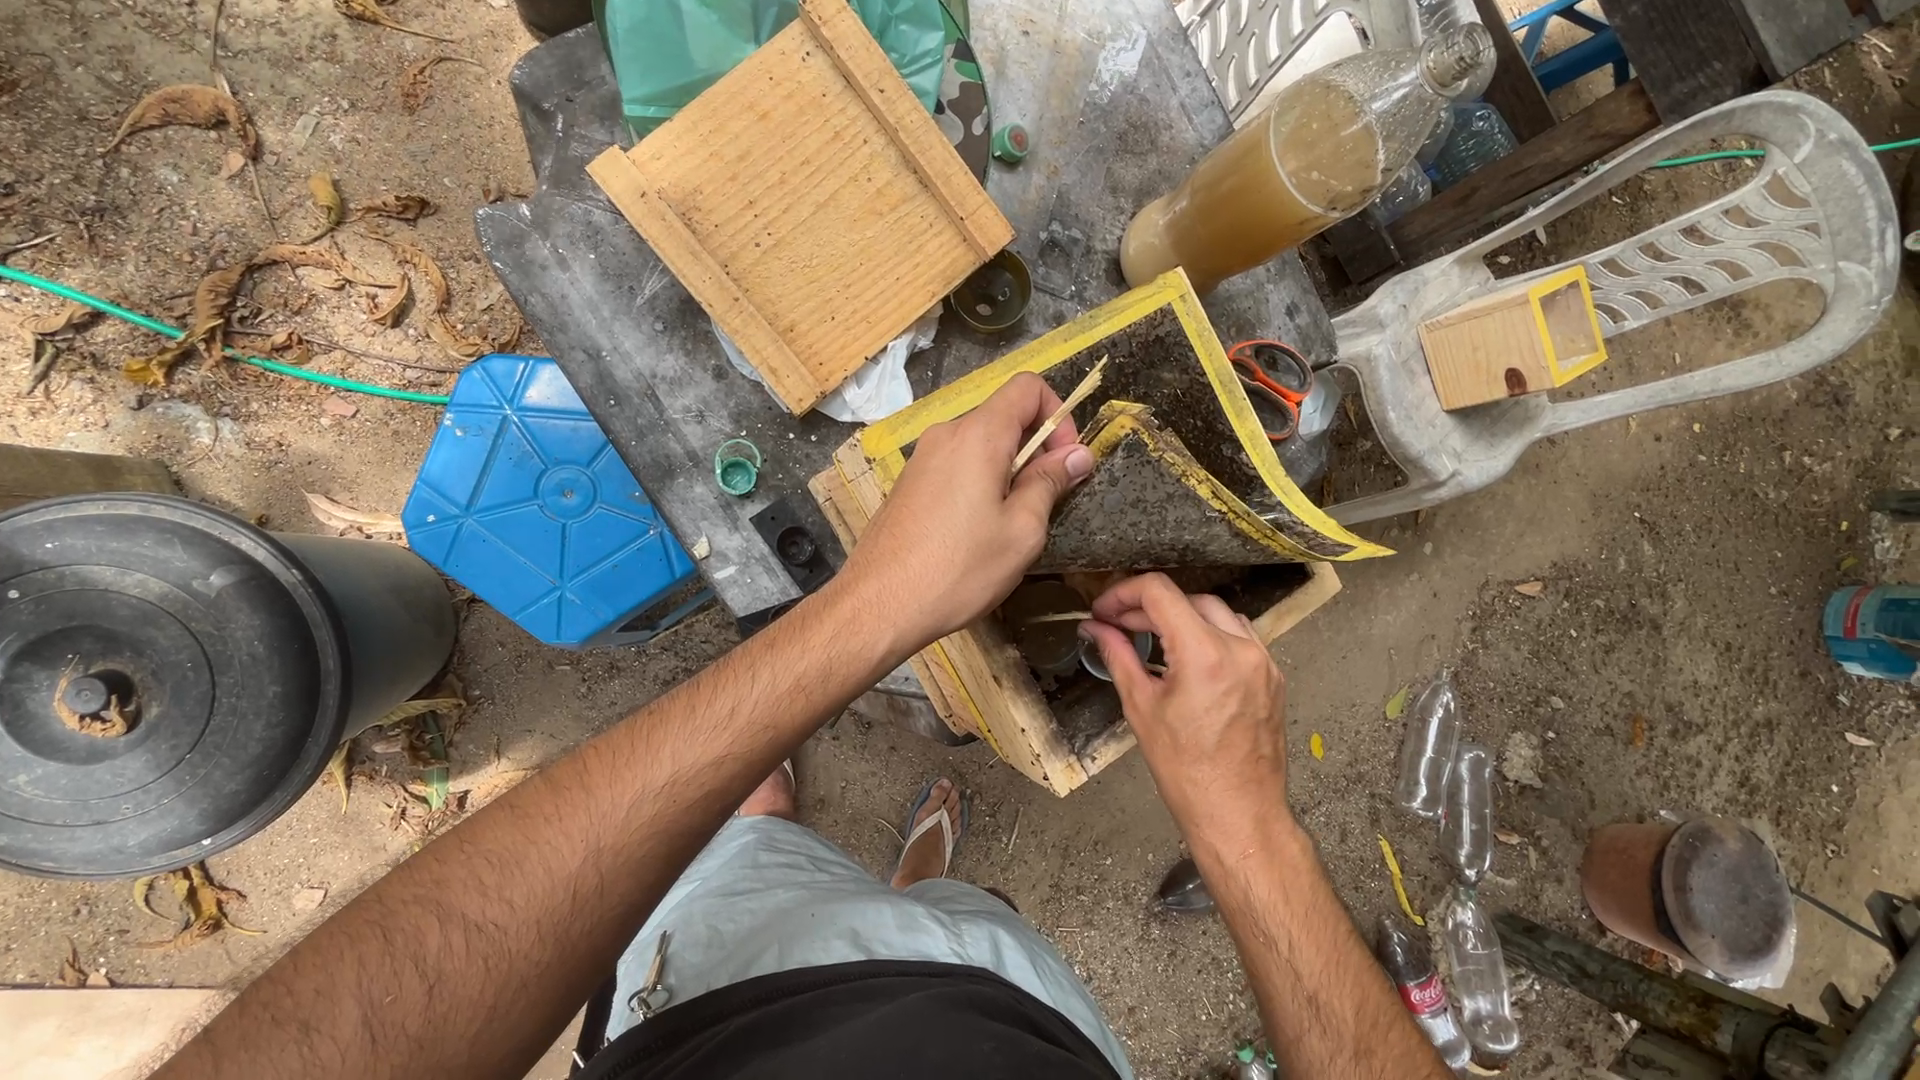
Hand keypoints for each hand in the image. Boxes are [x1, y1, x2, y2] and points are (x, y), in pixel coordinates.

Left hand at [842, 373, 1093, 651]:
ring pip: (980, 444)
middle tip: (1046, 499)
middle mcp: (946, 434)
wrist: (879, 605)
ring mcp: (921, 458)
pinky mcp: (909, 483)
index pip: (1027, 387)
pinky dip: (979, 482)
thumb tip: (1077, 454)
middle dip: (1035, 448)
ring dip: (1008, 469)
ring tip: (1013, 522)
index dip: (1057, 415)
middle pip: (1003, 416)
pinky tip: (978, 531)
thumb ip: (1050, 483)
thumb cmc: (959, 569)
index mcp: (978, 435)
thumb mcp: (1021, 531)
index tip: (1065, 460)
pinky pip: (956, 466)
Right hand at [1080, 573, 1288, 841]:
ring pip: (1217, 613)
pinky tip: (1187, 655)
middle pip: (1188, 598)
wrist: (1237, 812)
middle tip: (1119, 626)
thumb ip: (1118, 655)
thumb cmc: (1186, 770)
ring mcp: (1262, 662)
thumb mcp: (1140, 707)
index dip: (1123, 593)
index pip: (1160, 593)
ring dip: (1182, 616)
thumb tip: (1095, 628)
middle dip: (1149, 606)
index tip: (1105, 611)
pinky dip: (1209, 634)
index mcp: (1204, 653)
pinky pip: (1240, 636)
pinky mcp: (1272, 677)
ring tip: (1152, 637)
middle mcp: (1240, 649)